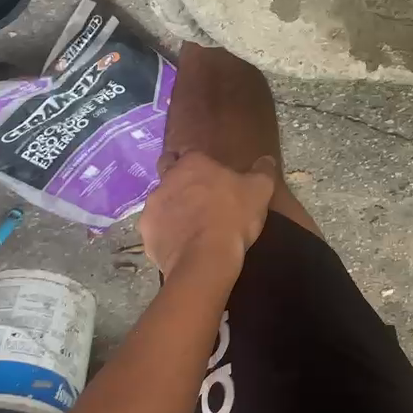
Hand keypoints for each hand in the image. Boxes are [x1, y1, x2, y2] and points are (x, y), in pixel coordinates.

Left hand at [141, 150, 275, 279]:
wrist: (206, 259)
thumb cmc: (232, 217)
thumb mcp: (260, 190)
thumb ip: (263, 171)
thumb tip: (266, 160)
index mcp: (193, 163)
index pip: (187, 152)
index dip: (197, 162)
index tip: (208, 173)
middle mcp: (167, 179)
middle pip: (167, 170)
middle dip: (177, 178)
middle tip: (195, 194)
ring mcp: (153, 207)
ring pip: (160, 200)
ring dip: (171, 206)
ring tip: (189, 223)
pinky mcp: (146, 234)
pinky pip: (155, 228)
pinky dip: (165, 232)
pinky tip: (179, 243)